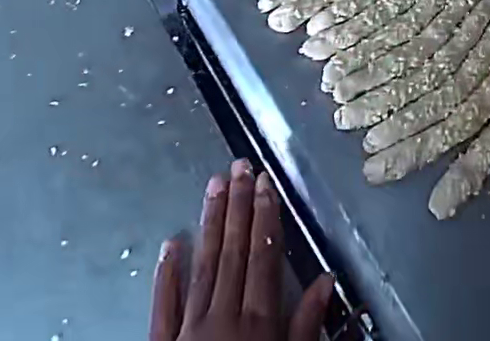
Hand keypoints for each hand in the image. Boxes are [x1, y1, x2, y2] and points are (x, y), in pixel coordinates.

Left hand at [150, 160, 334, 340]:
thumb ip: (306, 328)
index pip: (263, 256)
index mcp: (257, 324)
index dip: (265, 216)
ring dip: (210, 224)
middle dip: (238, 206)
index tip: (266, 182)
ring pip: (203, 267)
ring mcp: (188, 333)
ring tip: (213, 185)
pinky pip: (163, 308)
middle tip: (240, 166)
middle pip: (233, 252)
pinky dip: (167, 274)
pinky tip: (170, 243)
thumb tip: (326, 279)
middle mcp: (222, 319)